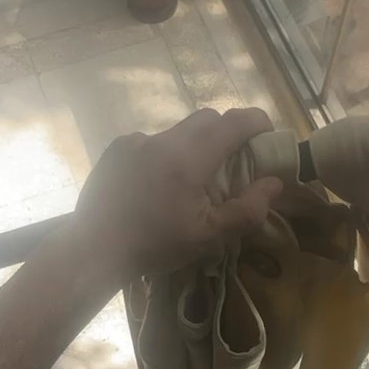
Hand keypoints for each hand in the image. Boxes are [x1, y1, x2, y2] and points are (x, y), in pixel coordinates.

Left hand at [70, 107, 283, 281]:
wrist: (95, 249)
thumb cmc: (155, 245)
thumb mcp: (208, 237)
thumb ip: (247, 210)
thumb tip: (273, 183)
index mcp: (189, 158)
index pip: (234, 123)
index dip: (258, 122)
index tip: (268, 134)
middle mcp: (162, 139)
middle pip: (206, 119)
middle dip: (226, 133)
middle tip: (233, 162)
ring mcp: (135, 141)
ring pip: (177, 132)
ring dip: (192, 147)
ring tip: (187, 182)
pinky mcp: (116, 149)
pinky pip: (150, 143)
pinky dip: (162, 156)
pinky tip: (154, 185)